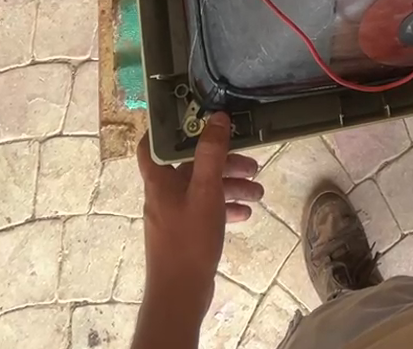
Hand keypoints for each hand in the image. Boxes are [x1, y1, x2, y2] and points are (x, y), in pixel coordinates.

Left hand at [137, 114, 263, 325]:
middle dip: (223, 161)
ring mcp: (175, 215)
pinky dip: (226, 207)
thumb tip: (217, 117)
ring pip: (204, 188)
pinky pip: (207, 210)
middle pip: (193, 166)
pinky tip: (246, 212)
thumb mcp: (206, 191)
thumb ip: (212, 153)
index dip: (167, 128)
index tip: (194, 116)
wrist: (180, 295)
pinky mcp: (185, 233)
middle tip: (252, 163)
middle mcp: (165, 194)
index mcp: (161, 180)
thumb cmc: (189, 239)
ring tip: (258, 190)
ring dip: (231, 185)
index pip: (153, 145)